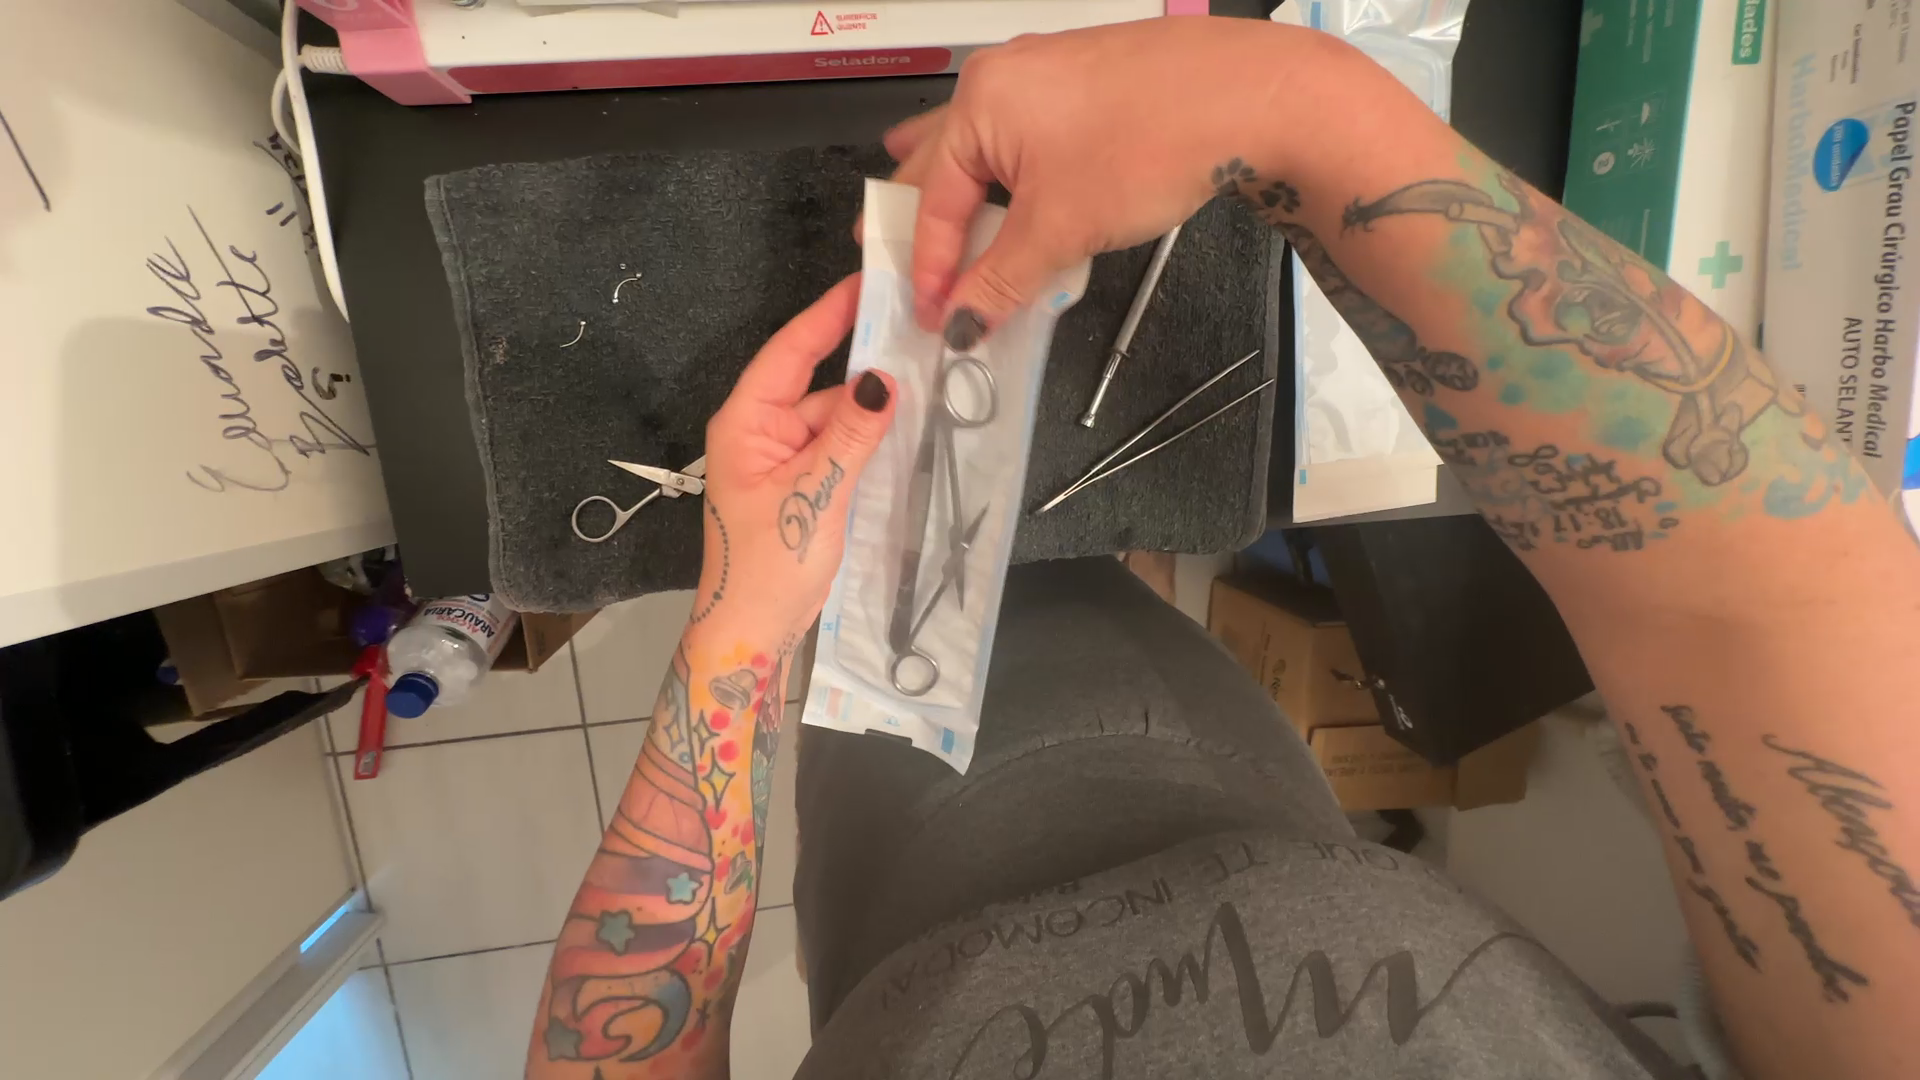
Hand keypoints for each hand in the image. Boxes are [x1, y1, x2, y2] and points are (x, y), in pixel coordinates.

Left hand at [691, 276, 896, 646]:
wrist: (754, 629)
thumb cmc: (771, 563)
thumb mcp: (815, 494)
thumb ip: (851, 435)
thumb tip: (885, 380)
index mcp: (747, 422)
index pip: (790, 352)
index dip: (828, 315)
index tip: (867, 282)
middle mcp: (763, 431)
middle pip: (817, 385)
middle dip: (862, 369)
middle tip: (917, 338)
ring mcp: (784, 459)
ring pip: (833, 419)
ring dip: (869, 411)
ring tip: (923, 385)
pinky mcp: (803, 484)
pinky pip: (837, 448)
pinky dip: (866, 441)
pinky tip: (902, 430)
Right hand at [886, 17, 1321, 339]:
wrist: (1253, 99)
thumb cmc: (1144, 150)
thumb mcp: (1059, 229)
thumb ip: (999, 282)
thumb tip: (960, 326)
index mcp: (980, 102)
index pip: (935, 202)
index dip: (929, 269)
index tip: (930, 318)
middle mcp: (1004, 79)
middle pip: (943, 164)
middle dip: (924, 218)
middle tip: (894, 258)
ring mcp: (1047, 76)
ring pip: (983, 151)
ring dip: (957, 193)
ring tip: (924, 212)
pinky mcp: (1084, 89)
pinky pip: (1022, 144)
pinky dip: (1004, 181)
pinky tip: (996, 185)